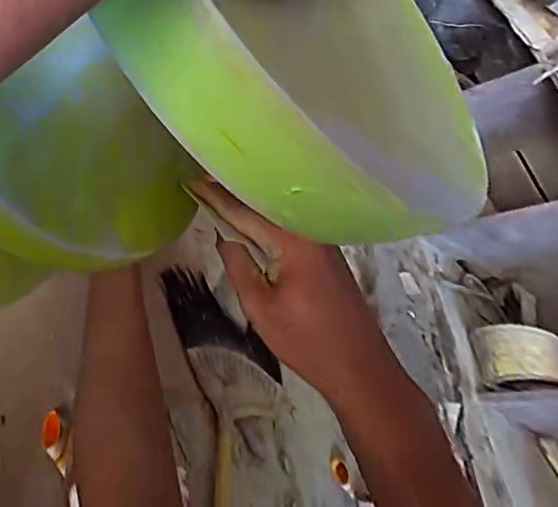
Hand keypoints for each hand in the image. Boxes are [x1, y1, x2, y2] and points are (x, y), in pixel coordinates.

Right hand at [186, 177, 399, 403]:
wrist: (366, 376)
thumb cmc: (309, 343)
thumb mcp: (260, 307)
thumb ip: (237, 264)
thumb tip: (223, 235)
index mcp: (295, 240)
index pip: (245, 212)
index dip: (215, 197)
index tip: (191, 182)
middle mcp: (312, 233)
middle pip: (264, 206)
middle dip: (233, 193)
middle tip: (201, 180)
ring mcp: (324, 244)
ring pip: (278, 215)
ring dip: (250, 205)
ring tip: (219, 194)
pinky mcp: (328, 257)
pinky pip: (290, 228)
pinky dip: (267, 220)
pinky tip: (251, 222)